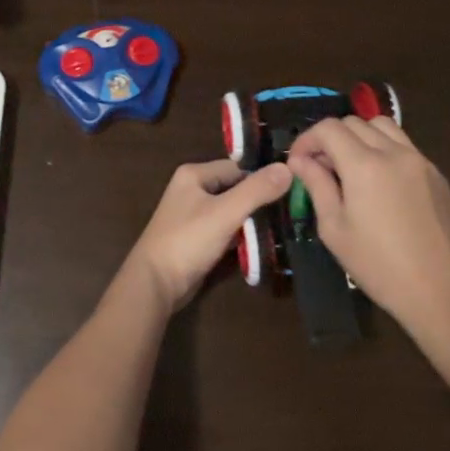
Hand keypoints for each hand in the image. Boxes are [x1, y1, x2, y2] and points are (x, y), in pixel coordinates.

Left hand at [126, 159, 293, 311]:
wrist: (156, 282)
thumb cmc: (188, 240)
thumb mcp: (225, 212)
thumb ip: (256, 191)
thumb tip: (288, 168)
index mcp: (194, 175)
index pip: (238, 168)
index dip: (263, 178)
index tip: (292, 190)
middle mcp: (192, 190)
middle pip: (236, 189)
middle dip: (260, 202)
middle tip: (292, 211)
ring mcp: (194, 215)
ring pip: (233, 211)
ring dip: (253, 221)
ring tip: (283, 227)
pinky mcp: (198, 238)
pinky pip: (227, 230)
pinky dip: (242, 236)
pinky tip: (264, 243)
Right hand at [286, 117, 449, 336]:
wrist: (441, 291)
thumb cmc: (378, 265)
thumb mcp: (334, 229)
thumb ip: (317, 186)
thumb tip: (300, 161)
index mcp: (364, 165)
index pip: (328, 129)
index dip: (307, 140)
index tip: (298, 164)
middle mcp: (394, 152)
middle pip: (355, 122)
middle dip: (330, 138)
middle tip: (320, 169)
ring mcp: (420, 161)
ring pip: (383, 126)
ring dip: (359, 138)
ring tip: (350, 168)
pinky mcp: (436, 175)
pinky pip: (404, 146)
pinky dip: (383, 150)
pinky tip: (378, 184)